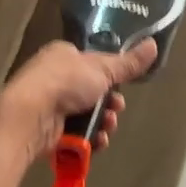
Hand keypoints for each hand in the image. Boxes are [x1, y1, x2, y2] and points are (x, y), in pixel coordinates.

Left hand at [0, 40, 157, 160]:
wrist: (31, 115)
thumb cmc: (66, 82)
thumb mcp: (103, 69)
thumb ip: (129, 63)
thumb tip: (154, 44)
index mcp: (62, 56)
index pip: (91, 64)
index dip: (109, 77)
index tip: (122, 87)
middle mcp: (54, 78)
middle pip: (92, 93)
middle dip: (109, 105)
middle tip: (116, 110)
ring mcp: (49, 106)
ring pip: (86, 116)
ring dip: (102, 123)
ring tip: (107, 128)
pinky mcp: (48, 130)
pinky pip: (76, 135)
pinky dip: (89, 139)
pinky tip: (97, 142)